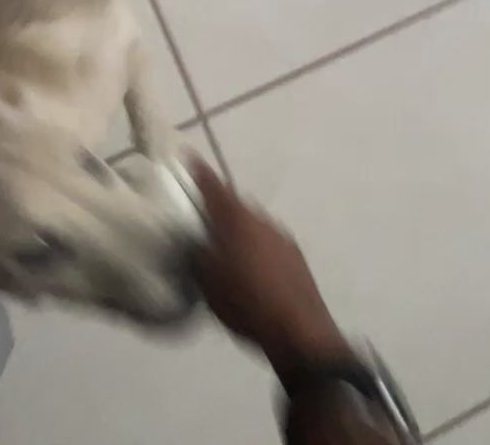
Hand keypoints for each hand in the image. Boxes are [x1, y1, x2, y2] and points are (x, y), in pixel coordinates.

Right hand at [189, 157, 349, 370]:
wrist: (301, 333)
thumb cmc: (247, 304)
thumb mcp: (207, 283)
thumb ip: (196, 254)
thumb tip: (191, 238)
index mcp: (237, 219)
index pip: (213, 187)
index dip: (200, 172)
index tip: (189, 156)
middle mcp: (261, 219)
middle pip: (234, 205)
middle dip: (218, 209)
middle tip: (201, 221)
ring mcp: (281, 236)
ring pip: (252, 224)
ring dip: (238, 231)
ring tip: (225, 252)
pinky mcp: (295, 256)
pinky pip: (267, 242)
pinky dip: (255, 248)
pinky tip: (251, 270)